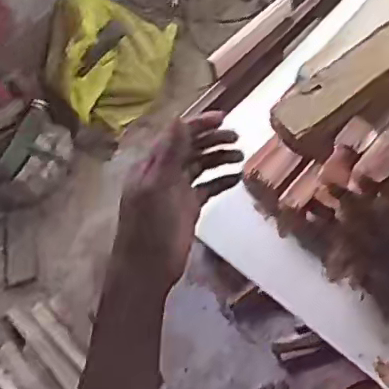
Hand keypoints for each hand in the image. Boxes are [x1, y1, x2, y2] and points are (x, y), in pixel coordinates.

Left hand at [114, 112, 240, 289]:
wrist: (146, 269)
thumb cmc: (149, 228)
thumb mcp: (158, 187)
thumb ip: (168, 153)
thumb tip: (179, 120)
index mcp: (152, 165)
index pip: (176, 136)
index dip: (199, 125)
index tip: (224, 119)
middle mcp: (164, 173)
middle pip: (191, 148)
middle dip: (213, 140)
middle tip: (238, 137)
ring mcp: (177, 191)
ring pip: (201, 166)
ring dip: (220, 158)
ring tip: (241, 156)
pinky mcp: (188, 208)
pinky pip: (207, 187)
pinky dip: (222, 180)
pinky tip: (237, 178)